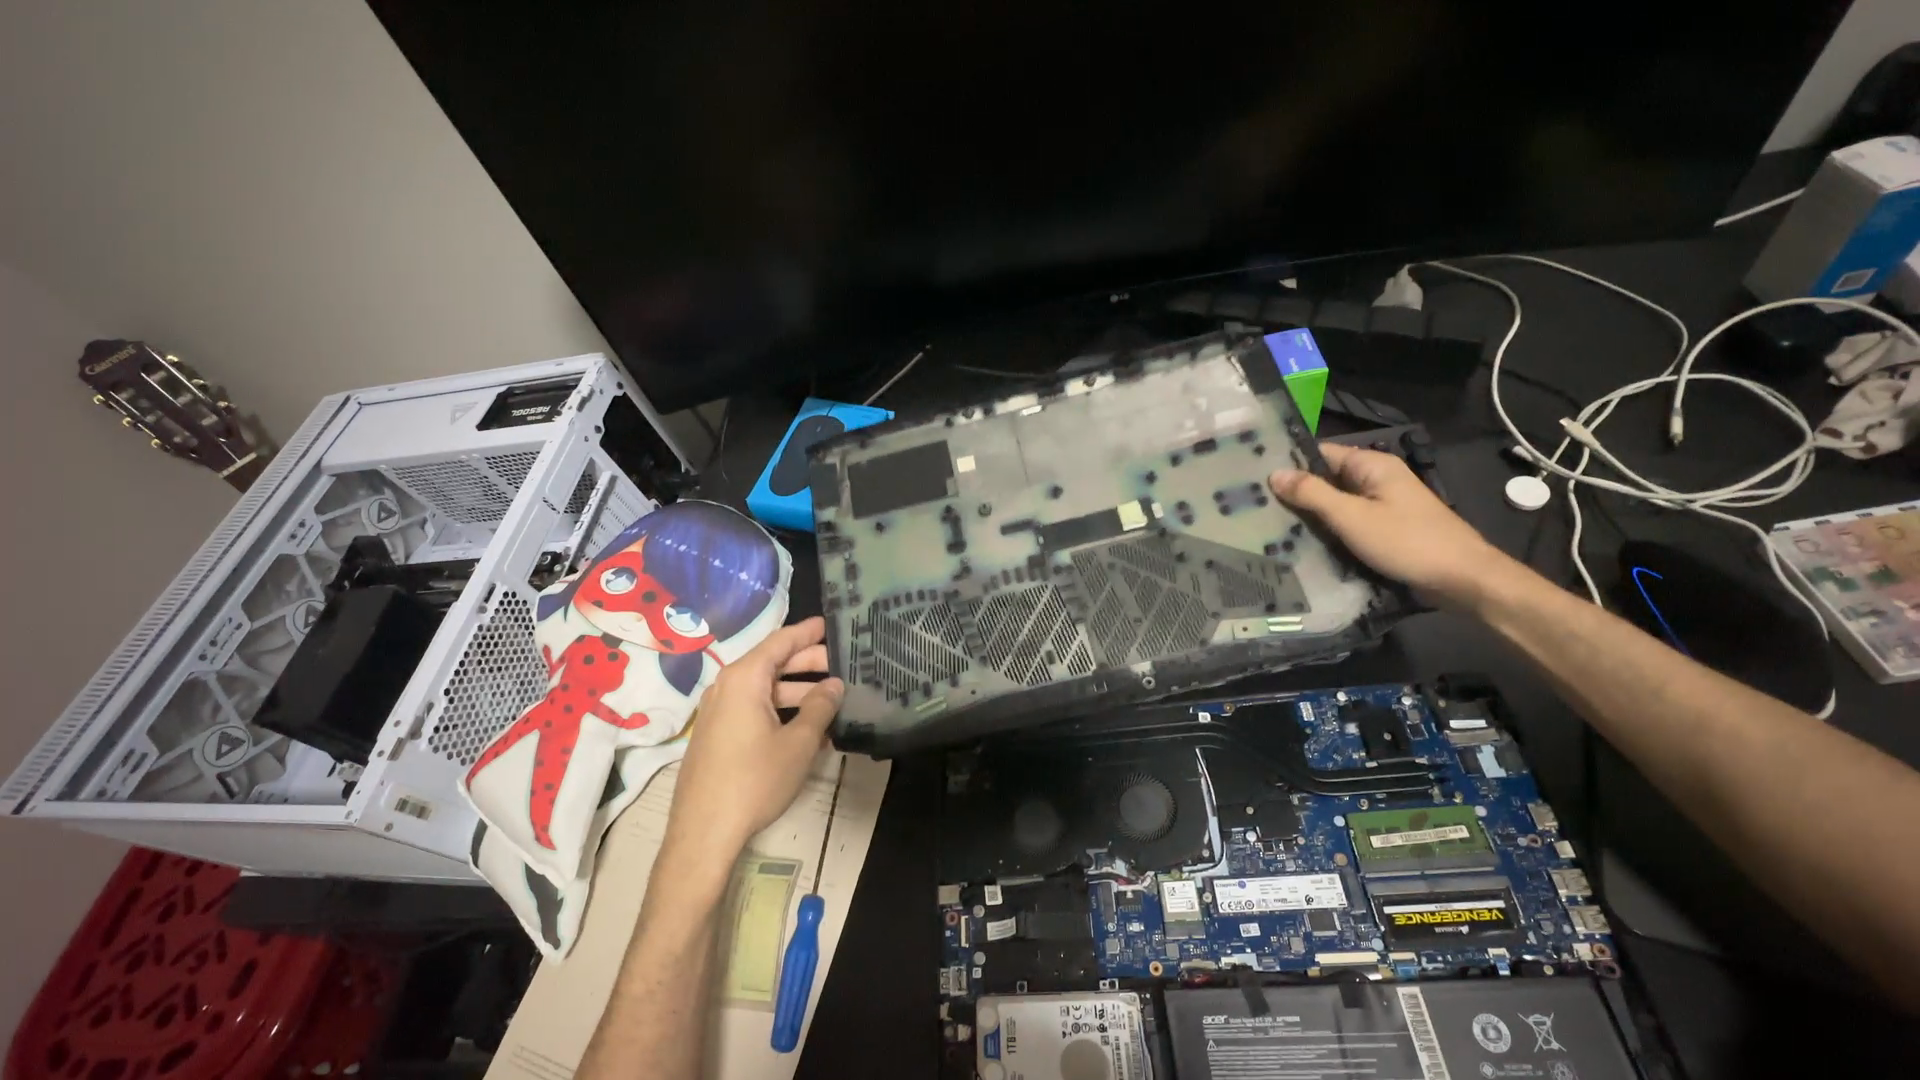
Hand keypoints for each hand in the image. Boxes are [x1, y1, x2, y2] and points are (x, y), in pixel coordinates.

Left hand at [666, 616, 843, 855]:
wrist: (704, 831)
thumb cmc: (755, 780)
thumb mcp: (798, 743)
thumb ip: (820, 708)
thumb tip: (834, 685)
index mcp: (744, 679)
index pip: (780, 641)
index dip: (807, 632)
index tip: (830, 624)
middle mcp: (727, 687)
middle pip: (771, 663)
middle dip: (807, 663)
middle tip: (842, 664)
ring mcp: (718, 712)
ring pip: (764, 689)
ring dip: (797, 691)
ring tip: (832, 700)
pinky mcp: (717, 735)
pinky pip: (753, 709)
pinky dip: (780, 710)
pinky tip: (806, 728)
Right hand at [1269, 443, 1514, 610]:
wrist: (1461, 579)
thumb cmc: (1406, 542)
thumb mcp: (1352, 517)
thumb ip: (1312, 494)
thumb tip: (1274, 474)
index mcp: (1373, 465)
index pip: (1321, 454)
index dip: (1290, 465)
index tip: (1255, 478)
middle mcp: (1378, 479)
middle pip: (1327, 480)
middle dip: (1297, 493)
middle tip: (1255, 507)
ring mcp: (1383, 506)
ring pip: (1337, 505)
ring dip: (1312, 516)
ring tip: (1270, 526)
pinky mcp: (1386, 530)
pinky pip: (1349, 523)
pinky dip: (1330, 531)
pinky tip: (1303, 544)